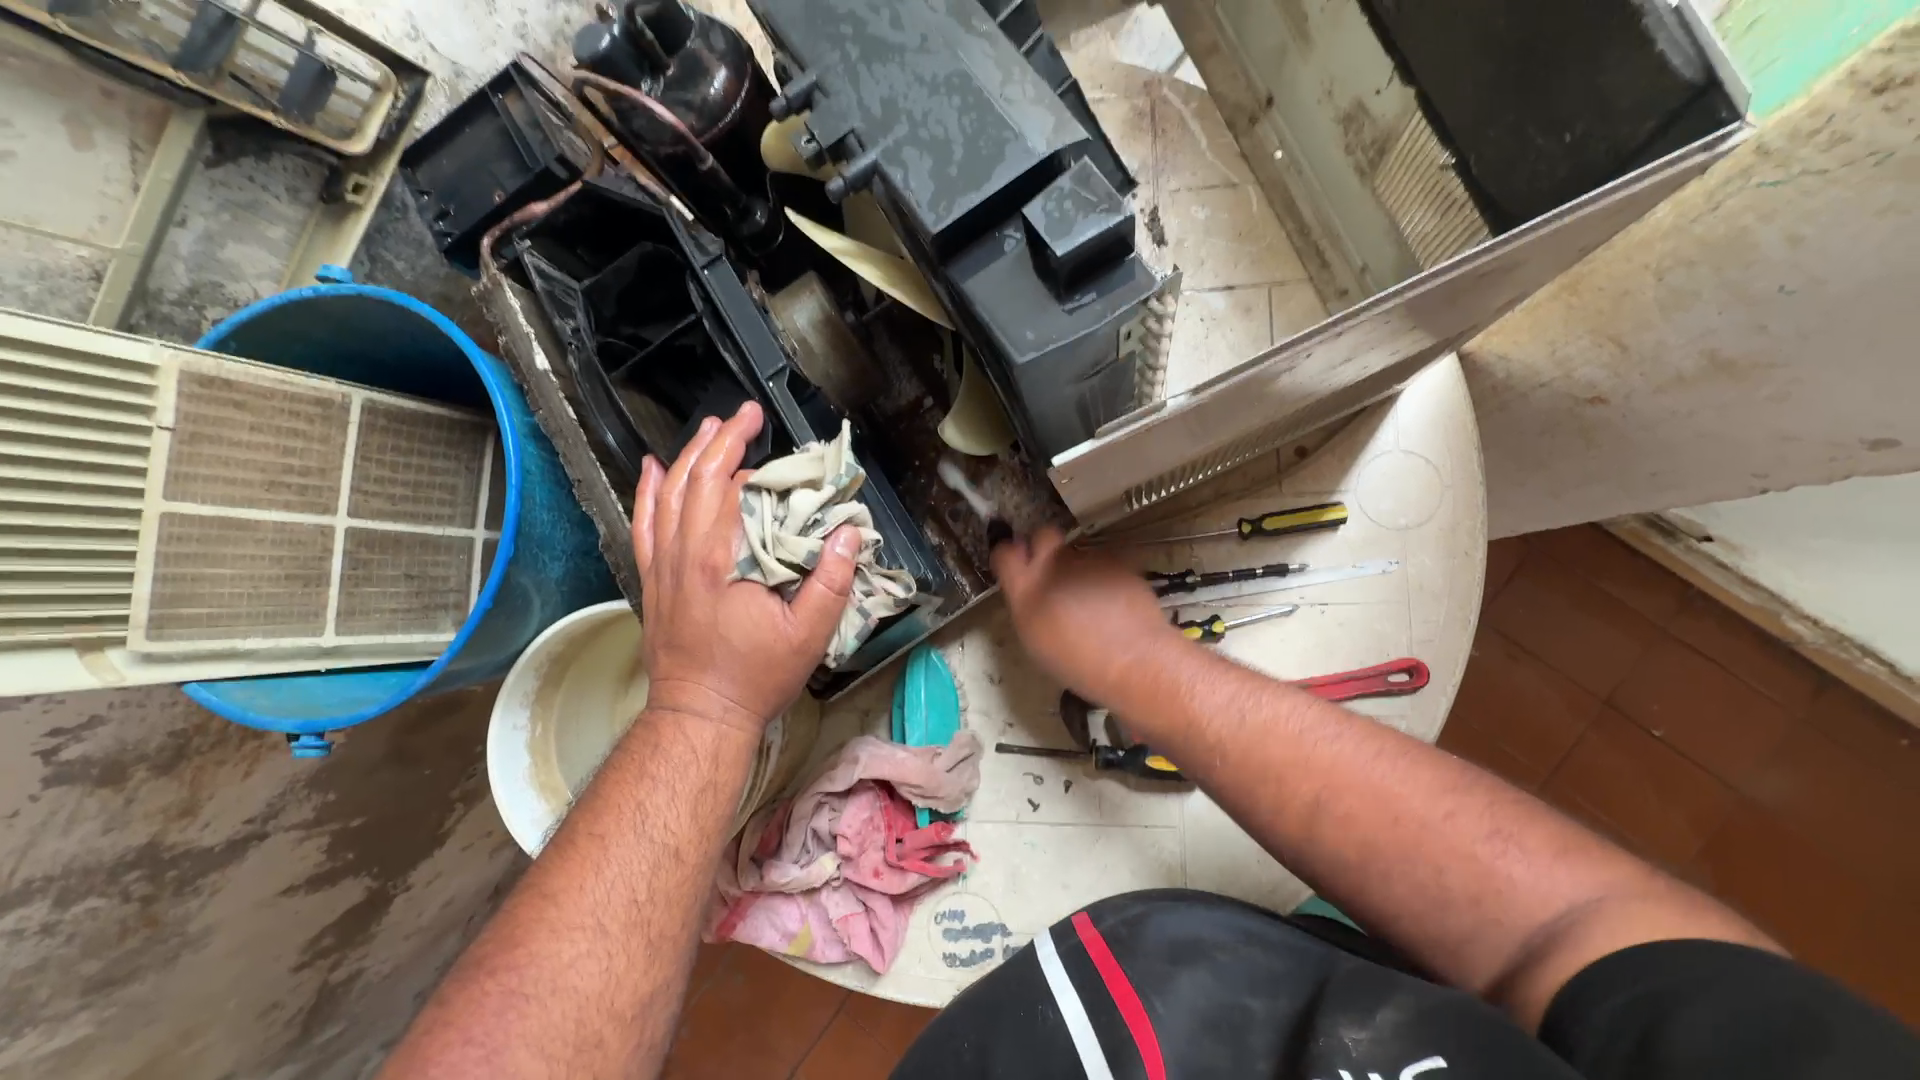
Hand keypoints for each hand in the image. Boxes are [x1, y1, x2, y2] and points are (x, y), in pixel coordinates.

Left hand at [631, 401, 860, 734]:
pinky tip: (652, 469)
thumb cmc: (754, 678)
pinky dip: (647, 492)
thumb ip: (832, 582)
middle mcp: (684, 555)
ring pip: (667, 495)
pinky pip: (643, 524)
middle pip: (695, 480)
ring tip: (710, 429)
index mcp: (721, 562)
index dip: (747, 456)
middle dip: (720, 441)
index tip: (765, 432)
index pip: (730, 489)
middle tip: (745, 415)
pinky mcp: (652, 580)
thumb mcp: (808, 636)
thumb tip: (850, 535)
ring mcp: (663, 567)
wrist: (699, 715)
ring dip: (687, 457)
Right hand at [990, 528, 1182, 702]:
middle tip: (1053, 573)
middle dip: (1045, 546)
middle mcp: (1054, 566)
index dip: (1010, 554)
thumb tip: (1026, 588)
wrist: (1134, 660)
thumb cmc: (1080, 664)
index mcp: (1026, 591)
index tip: (1016, 563)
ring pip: (1077, 550)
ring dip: (1078, 566)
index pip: (1004, 553)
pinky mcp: (1118, 561)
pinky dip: (1104, 574)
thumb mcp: (1037, 640)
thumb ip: (1027, 605)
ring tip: (1092, 598)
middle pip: (1043, 536)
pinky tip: (1114, 600)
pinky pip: (1104, 560)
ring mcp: (1089, 560)